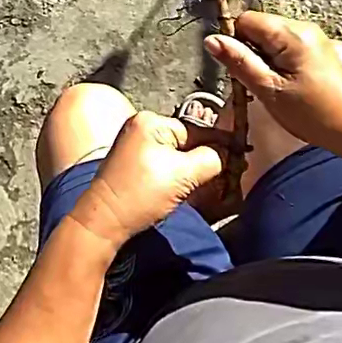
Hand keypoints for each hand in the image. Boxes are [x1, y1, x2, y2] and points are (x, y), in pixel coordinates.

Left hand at [70, 113, 225, 247]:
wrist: (104, 221)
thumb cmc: (139, 194)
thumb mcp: (184, 174)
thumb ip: (210, 159)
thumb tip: (221, 155)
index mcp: (150, 121)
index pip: (195, 130)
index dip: (217, 145)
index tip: (237, 153)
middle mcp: (139, 127)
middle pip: (185, 143)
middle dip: (201, 162)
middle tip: (217, 179)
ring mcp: (132, 146)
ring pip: (174, 157)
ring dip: (188, 173)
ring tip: (197, 189)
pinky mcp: (130, 165)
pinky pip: (161, 166)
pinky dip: (173, 178)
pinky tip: (179, 192)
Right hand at [203, 11, 341, 151]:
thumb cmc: (314, 113)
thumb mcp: (268, 90)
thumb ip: (239, 62)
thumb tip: (211, 40)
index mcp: (291, 35)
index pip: (246, 20)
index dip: (236, 42)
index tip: (243, 69)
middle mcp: (303, 28)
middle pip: (258, 26)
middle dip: (250, 51)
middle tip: (260, 82)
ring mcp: (312, 37)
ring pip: (270, 37)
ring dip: (264, 58)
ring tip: (275, 86)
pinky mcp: (316, 48)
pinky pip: (285, 46)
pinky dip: (278, 62)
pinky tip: (287, 85)